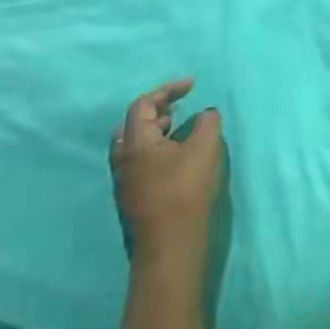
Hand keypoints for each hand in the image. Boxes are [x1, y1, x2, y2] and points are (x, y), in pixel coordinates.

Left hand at [110, 78, 223, 268]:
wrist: (170, 243)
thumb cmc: (186, 189)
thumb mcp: (205, 148)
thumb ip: (207, 123)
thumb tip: (204, 113)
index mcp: (135, 142)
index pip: (144, 105)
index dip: (167, 90)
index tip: (192, 85)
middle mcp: (122, 159)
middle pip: (130, 125)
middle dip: (155, 112)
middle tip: (179, 110)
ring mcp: (124, 181)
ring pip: (133, 146)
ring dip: (155, 133)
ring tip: (180, 133)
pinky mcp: (132, 198)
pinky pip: (139, 163)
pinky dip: (156, 151)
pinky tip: (177, 160)